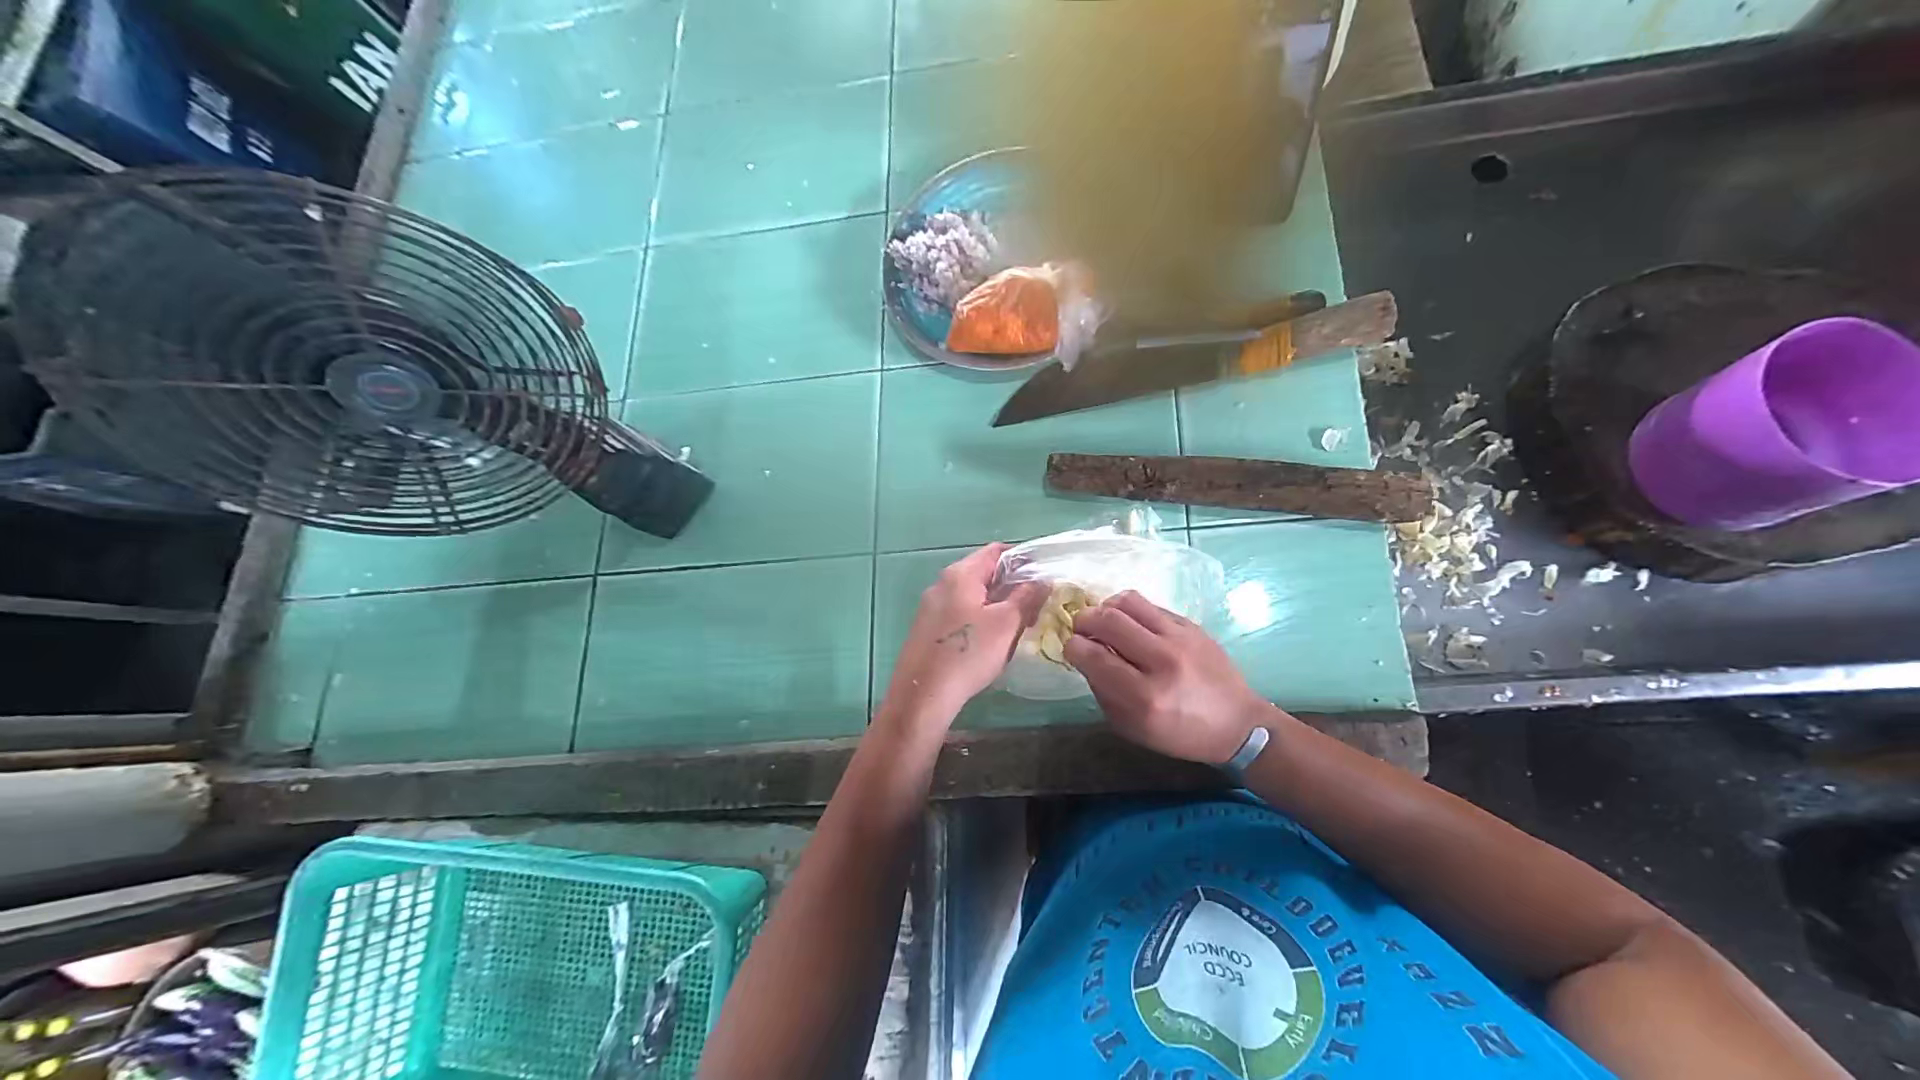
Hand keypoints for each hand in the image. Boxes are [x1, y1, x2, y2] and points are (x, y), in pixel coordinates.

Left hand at [881, 544, 1047, 722]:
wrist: (923, 696)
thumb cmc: (968, 654)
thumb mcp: (1006, 624)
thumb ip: (1026, 597)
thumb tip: (1041, 580)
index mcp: (960, 574)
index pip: (996, 551)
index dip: (1023, 559)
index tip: (1044, 576)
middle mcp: (941, 584)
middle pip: (983, 573)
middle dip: (1012, 585)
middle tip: (1036, 605)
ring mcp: (930, 607)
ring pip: (972, 595)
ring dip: (997, 605)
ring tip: (1019, 625)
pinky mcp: (927, 629)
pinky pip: (959, 613)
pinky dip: (980, 619)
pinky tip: (992, 641)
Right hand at [1065, 591, 1276, 764]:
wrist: (1237, 724)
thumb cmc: (1180, 733)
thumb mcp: (1131, 727)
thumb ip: (1103, 690)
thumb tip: (1085, 656)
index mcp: (1145, 697)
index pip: (1094, 656)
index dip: (1073, 647)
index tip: (1072, 648)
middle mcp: (1163, 661)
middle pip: (1108, 620)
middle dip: (1084, 622)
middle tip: (1081, 630)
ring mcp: (1180, 638)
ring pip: (1128, 602)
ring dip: (1105, 608)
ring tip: (1103, 621)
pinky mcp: (1191, 625)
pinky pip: (1150, 605)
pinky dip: (1130, 610)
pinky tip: (1129, 624)